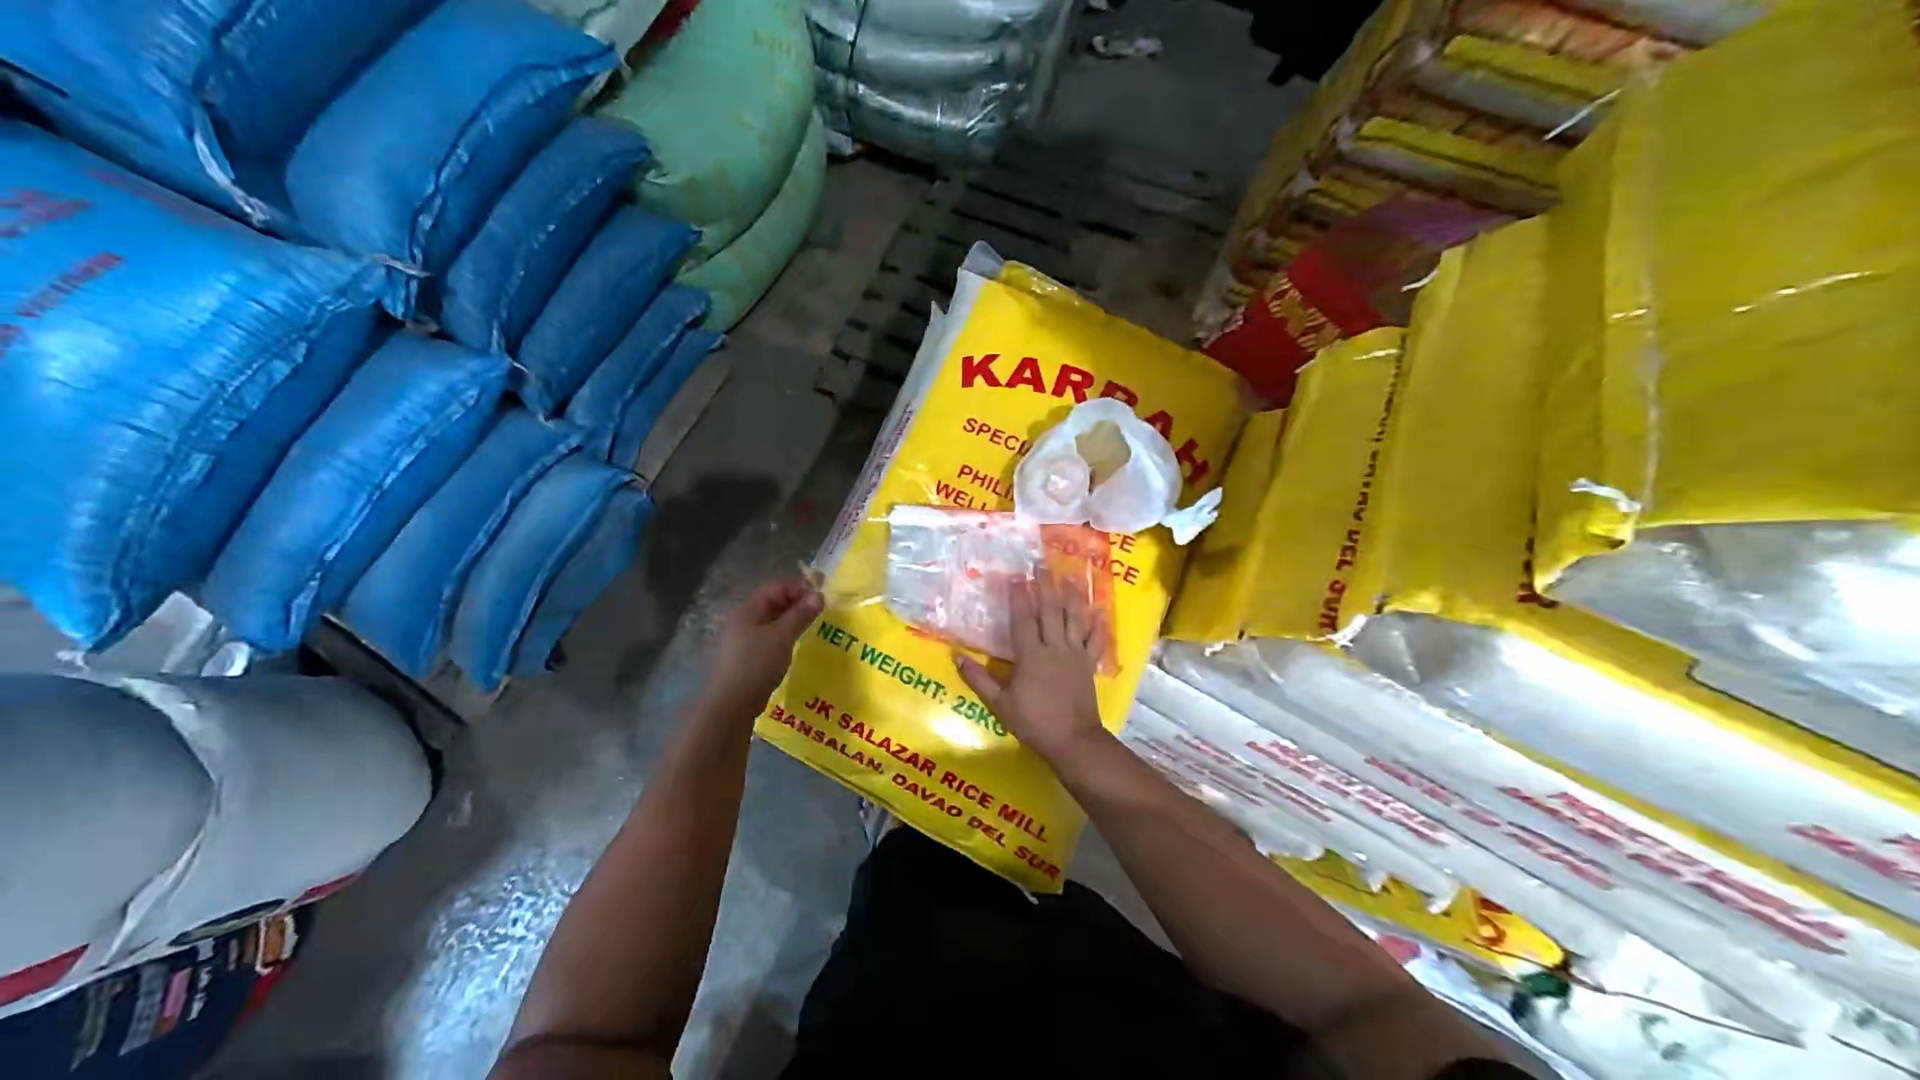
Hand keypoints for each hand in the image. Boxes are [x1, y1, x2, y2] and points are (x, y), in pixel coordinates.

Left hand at [705, 577, 822, 714]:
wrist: (732, 704)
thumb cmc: (756, 664)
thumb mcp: (781, 637)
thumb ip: (800, 615)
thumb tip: (819, 595)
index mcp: (747, 610)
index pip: (775, 587)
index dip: (799, 586)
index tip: (823, 590)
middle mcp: (744, 620)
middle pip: (773, 602)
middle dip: (798, 601)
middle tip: (823, 606)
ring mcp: (745, 638)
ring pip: (773, 620)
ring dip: (794, 618)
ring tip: (816, 622)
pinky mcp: (750, 655)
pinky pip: (772, 636)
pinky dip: (787, 633)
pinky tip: (800, 641)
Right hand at [955, 571, 1108, 762]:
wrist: (1073, 741)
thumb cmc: (1033, 722)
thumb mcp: (1000, 704)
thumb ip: (979, 679)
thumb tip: (956, 656)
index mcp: (1031, 656)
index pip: (1023, 619)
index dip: (1019, 596)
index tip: (1016, 576)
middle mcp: (1055, 648)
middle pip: (1051, 611)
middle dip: (1046, 586)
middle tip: (1042, 565)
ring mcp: (1075, 655)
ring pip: (1075, 619)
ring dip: (1072, 596)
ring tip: (1068, 577)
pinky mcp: (1089, 665)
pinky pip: (1096, 641)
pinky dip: (1098, 625)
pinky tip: (1099, 610)